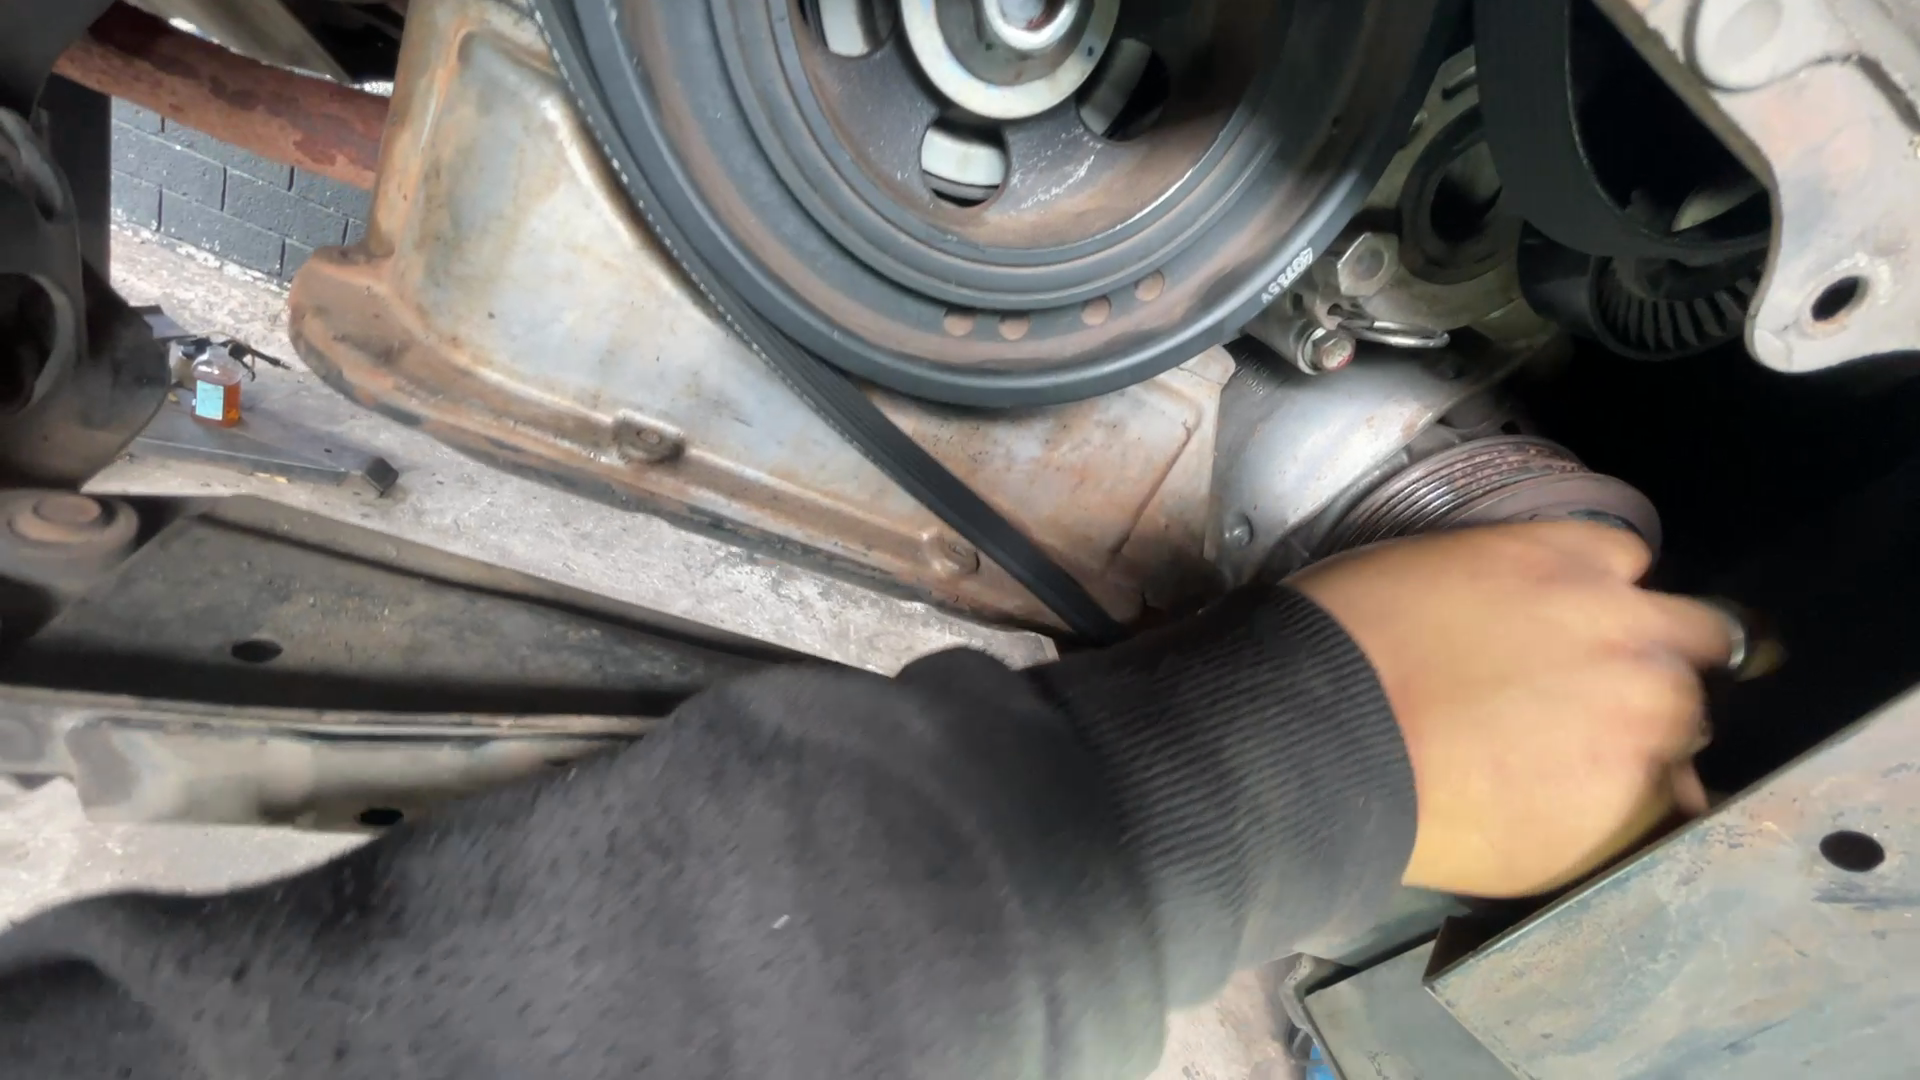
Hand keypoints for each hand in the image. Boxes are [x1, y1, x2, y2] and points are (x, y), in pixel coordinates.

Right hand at [1289, 522, 1729, 897]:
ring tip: (1551, 763)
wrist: (1311, 730)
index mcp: (1558, 559)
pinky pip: (1654, 804)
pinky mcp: (1625, 808)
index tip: (1559, 620)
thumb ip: (1483, 585)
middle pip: (1693, 639)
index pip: (1622, 560)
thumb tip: (1504, 623)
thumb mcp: (1405, 573)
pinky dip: (1614, 804)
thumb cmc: (1332, 641)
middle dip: (1643, 661)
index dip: (1590, 593)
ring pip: (1682, 726)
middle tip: (1571, 696)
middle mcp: (1623, 629)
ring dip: (1635, 735)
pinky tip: (1542, 805)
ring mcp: (1635, 722)